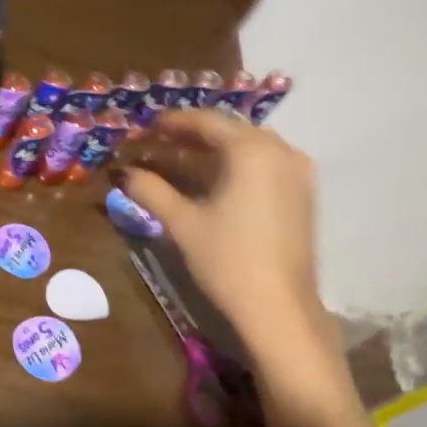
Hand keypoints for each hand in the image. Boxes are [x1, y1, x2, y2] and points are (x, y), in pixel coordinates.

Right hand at [116, 108, 323, 344]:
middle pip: (231, 132)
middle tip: (158, 144)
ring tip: (180, 163)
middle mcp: (281, 151)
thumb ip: (151, 191)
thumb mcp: (182, 223)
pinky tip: (211, 183)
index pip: (208, 122)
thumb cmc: (227, 259)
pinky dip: (235, 168)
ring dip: (214, 152)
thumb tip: (125, 173)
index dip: (174, 122)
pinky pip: (264, 166)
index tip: (146, 126)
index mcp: (252, 150)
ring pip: (249, 149)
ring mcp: (297, 173)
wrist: (277, 305)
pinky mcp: (301, 195)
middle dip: (193, 136)